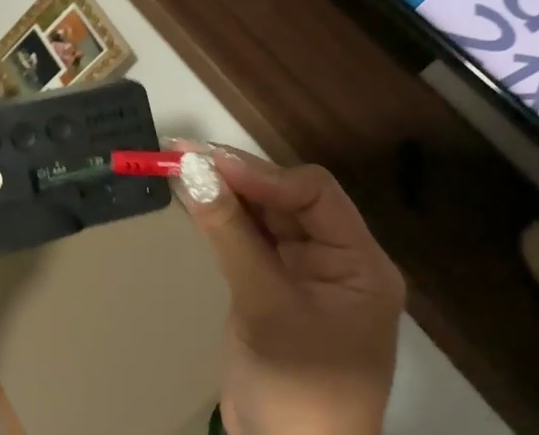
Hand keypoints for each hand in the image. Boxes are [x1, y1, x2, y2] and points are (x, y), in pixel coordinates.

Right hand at [171, 143, 404, 434]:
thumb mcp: (264, 307)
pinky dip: (222, 219)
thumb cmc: (298, 387)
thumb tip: (192, 172)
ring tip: (178, 167)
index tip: (209, 163)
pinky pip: (250, 240)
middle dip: (237, 175)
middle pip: (288, 198)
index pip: (315, 194)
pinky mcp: (275, 288)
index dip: (262, 173)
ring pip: (265, 215)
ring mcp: (305, 275)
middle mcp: (338, 260)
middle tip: (181, 152)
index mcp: (360, 265)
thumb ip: (230, 235)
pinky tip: (194, 200)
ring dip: (225, 192)